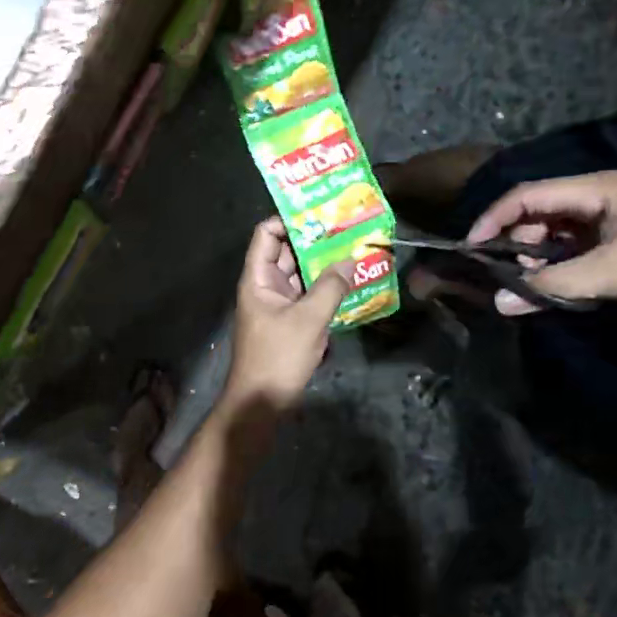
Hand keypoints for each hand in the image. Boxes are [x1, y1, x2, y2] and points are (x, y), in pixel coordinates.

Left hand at [226, 217, 352, 407]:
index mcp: (257, 279)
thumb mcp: (308, 320)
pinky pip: (308, 297)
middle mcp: (265, 286)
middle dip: (316, 241)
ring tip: (358, 250)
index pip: (267, 234)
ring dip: (325, 266)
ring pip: (301, 276)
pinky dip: (326, 290)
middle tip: (350, 228)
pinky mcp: (289, 322)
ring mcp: (278, 305)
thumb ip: (330, 287)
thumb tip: (351, 259)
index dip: (289, 220)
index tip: (322, 213)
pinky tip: (353, 283)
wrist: (261, 402)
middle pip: (288, 253)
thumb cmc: (278, 357)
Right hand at [468, 172, 616, 313]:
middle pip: (539, 211)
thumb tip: (499, 301)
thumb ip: (550, 284)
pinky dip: (567, 261)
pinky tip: (569, 283)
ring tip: (542, 282)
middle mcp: (602, 192)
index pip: (525, 195)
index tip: (472, 249)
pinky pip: (582, 242)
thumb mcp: (611, 271)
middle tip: (514, 273)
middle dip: (518, 241)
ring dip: (542, 255)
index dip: (492, 219)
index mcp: (595, 187)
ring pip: (560, 229)